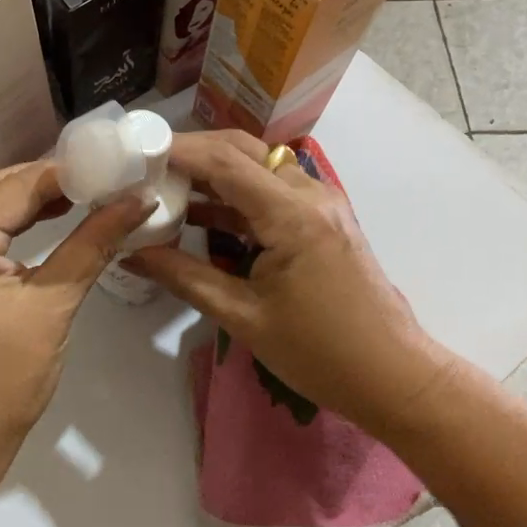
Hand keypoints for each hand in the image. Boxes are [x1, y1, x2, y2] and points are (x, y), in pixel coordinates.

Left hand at [0, 162, 152, 466]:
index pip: (20, 186)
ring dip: (38, 198)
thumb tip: (136, 199)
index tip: (117, 163)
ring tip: (92, 190)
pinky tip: (57, 215)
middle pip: (2, 188)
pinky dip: (19, 221)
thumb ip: (93, 242)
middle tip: (108, 175)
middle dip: (55, 181)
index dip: (70, 173)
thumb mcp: (55, 302)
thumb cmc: (7, 375)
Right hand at [126, 130, 457, 436]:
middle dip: (192, 151)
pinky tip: (200, 215)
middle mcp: (310, 194)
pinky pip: (271, 189)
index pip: (224, 162)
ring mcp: (320, 204)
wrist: (395, 376)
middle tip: (146, 165)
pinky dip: (234, 193)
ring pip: (258, 165)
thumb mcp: (243, 317)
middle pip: (242, 149)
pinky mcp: (322, 220)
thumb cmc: (320, 352)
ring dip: (213, 170)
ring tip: (164, 186)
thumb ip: (184, 277)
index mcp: (292, 214)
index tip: (136, 153)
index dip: (178, 151)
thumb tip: (131, 253)